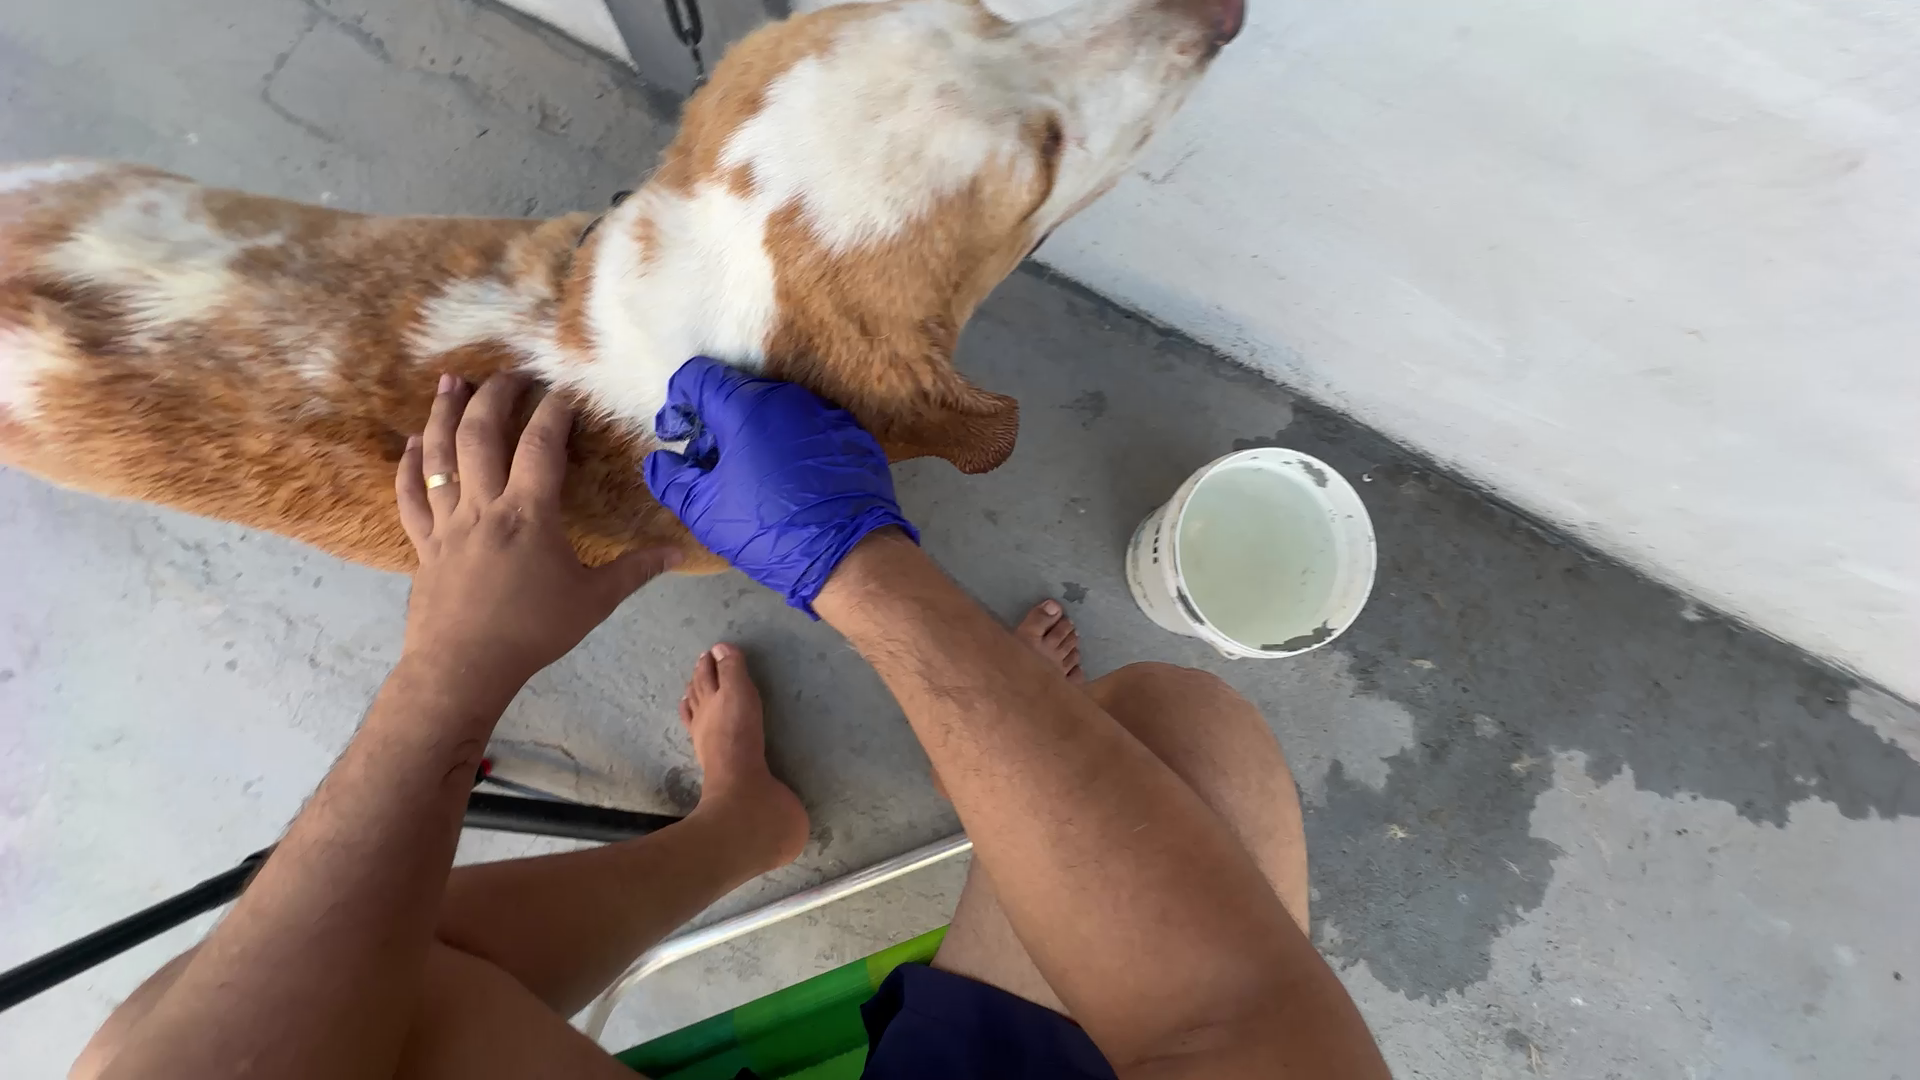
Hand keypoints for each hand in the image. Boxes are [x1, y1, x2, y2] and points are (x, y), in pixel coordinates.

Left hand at [396, 373, 680, 690]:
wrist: (465, 666)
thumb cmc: (535, 629)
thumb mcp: (597, 599)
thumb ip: (637, 569)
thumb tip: (679, 552)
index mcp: (529, 515)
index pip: (540, 449)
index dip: (552, 414)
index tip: (563, 392)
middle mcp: (484, 507)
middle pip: (480, 437)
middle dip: (494, 397)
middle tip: (507, 373)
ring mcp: (447, 523)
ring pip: (438, 456)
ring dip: (442, 414)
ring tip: (449, 381)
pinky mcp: (424, 544)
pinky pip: (410, 495)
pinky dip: (410, 465)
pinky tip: (412, 444)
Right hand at [643, 357, 916, 614]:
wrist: (851, 554)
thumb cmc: (770, 531)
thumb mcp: (705, 511)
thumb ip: (671, 479)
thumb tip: (661, 461)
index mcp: (747, 407)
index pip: (700, 377)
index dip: (678, 402)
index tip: (678, 435)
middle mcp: (789, 399)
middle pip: (739, 392)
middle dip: (716, 423)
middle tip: (710, 464)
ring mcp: (826, 414)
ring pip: (776, 410)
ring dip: (754, 433)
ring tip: (750, 476)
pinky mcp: (852, 435)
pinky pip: (809, 428)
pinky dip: (790, 444)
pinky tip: (789, 481)